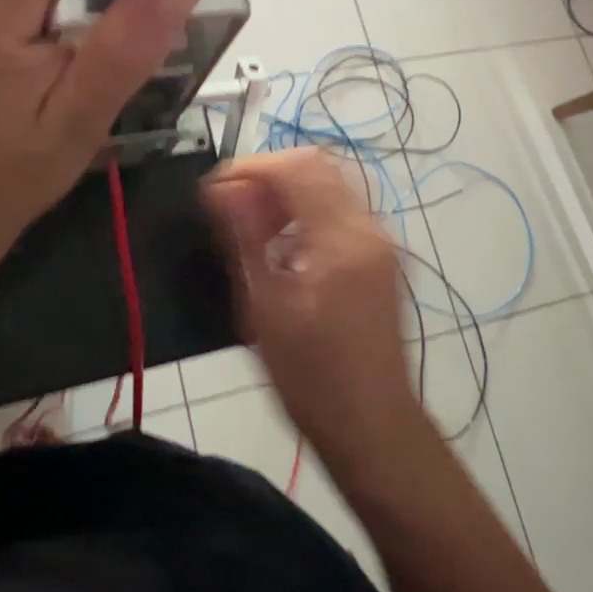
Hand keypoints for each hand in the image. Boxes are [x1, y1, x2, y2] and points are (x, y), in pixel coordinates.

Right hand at [203, 149, 420, 448]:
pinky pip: (341, 210)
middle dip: (268, 174)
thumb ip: (244, 239)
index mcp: (342, 239)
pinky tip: (281, 244)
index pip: (295, 169)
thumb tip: (220, 188)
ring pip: (331, 184)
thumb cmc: (310, 377)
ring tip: (248, 223)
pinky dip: (307, 209)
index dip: (248, 168)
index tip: (211, 189)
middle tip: (228, 203)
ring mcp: (381, 242)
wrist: (372, 425)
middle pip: (318, 167)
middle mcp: (369, 228)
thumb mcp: (264, 308)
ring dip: (287, 190)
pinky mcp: (382, 257)